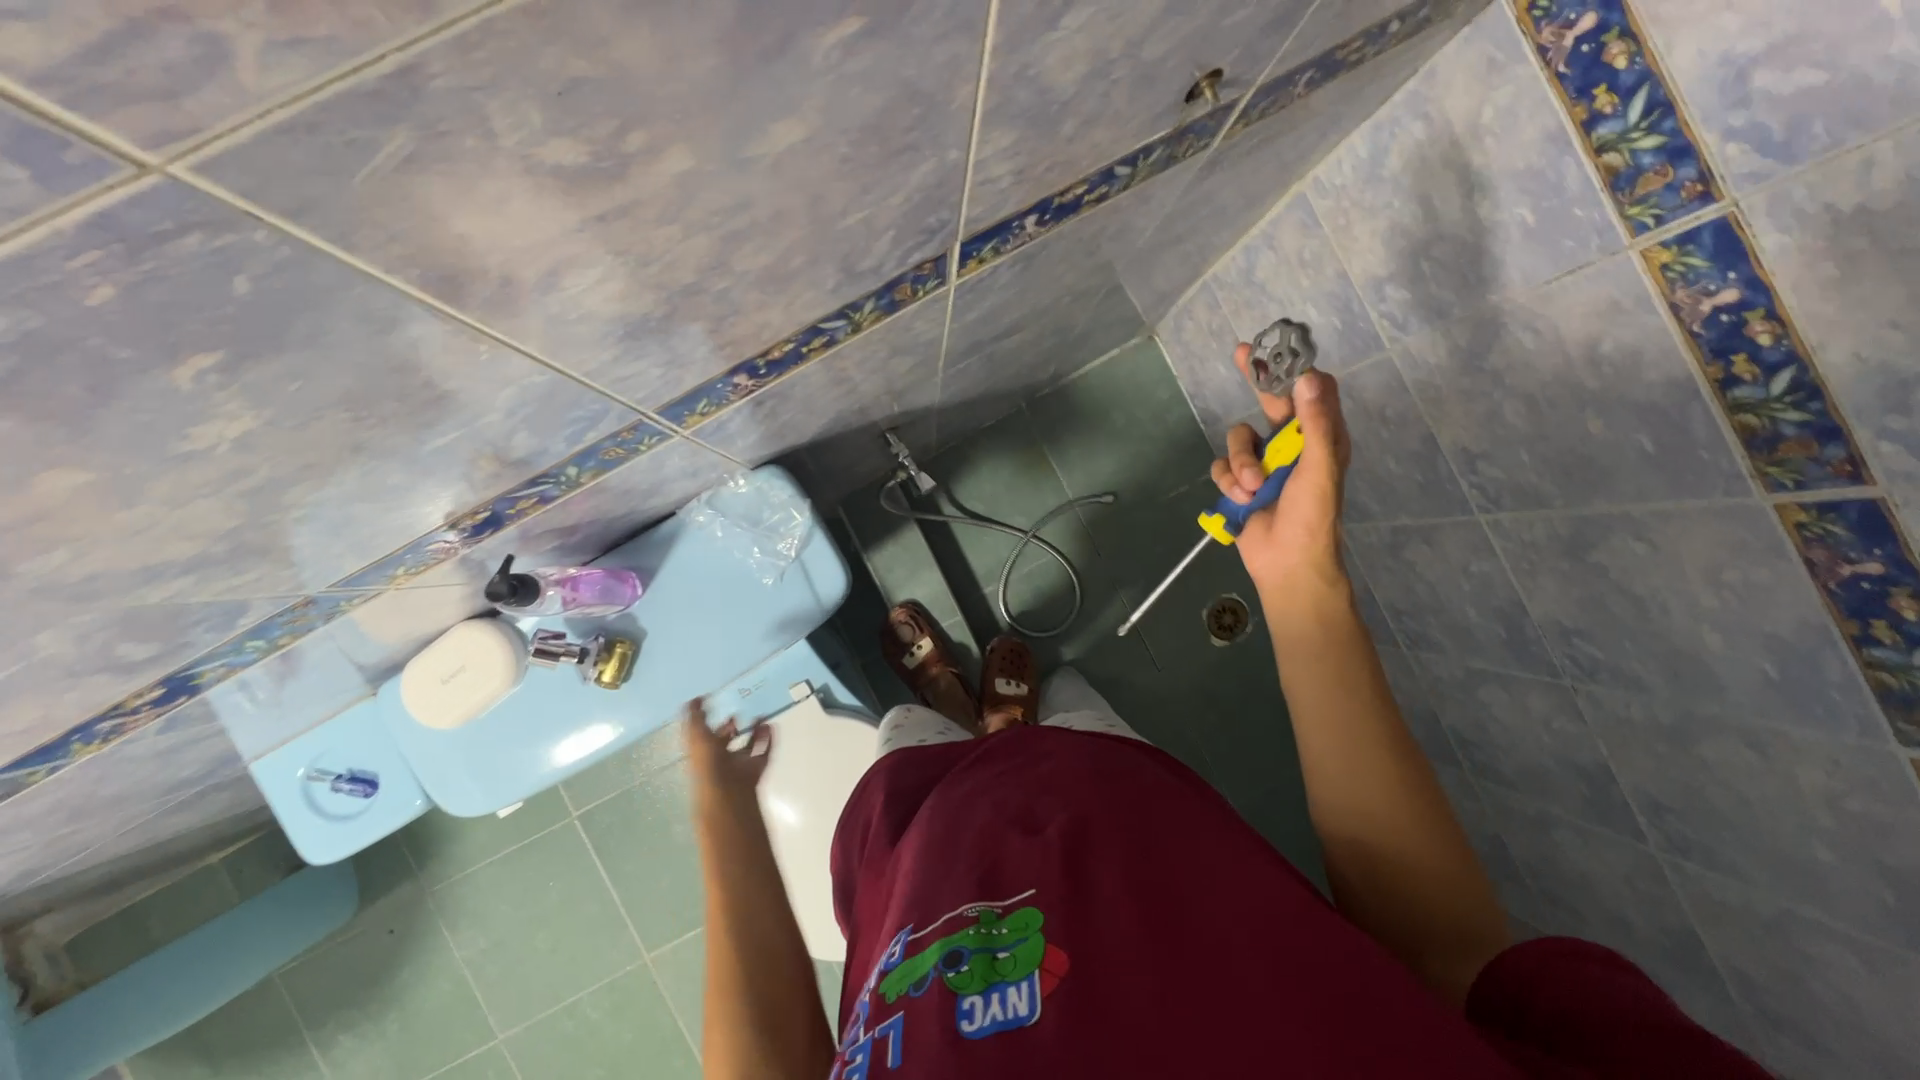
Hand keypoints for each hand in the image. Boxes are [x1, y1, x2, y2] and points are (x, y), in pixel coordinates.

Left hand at [683, 698, 771, 810]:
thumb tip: (693, 699)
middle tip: (738, 714)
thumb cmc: (708, 762)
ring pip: (748, 746)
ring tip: (761, 716)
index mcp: (703, 753)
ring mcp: (739, 766)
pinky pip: (764, 752)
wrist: (728, 792)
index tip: (713, 704)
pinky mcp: (756, 769)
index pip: (704, 735)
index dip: (707, 720)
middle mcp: (720, 760)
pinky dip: (769, 740)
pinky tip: (770, 727)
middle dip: (732, 727)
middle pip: (726, 742)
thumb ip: (695, 718)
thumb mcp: (696, 736)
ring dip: (754, 731)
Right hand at [1209, 343, 1351, 600]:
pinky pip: (1222, 467)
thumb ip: (1315, 423)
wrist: (1288, 564)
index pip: (1309, 392)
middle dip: (1254, 381)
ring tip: (1252, 488)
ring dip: (1241, 463)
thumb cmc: (1314, 516)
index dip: (1293, 371)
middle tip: (1239, 352)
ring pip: (1238, 439)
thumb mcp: (1320, 466)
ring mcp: (1263, 465)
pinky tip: (1241, 500)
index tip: (1278, 353)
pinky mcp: (1239, 484)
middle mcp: (1291, 445)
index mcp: (1320, 438)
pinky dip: (1228, 483)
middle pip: (1268, 402)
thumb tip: (1308, 377)